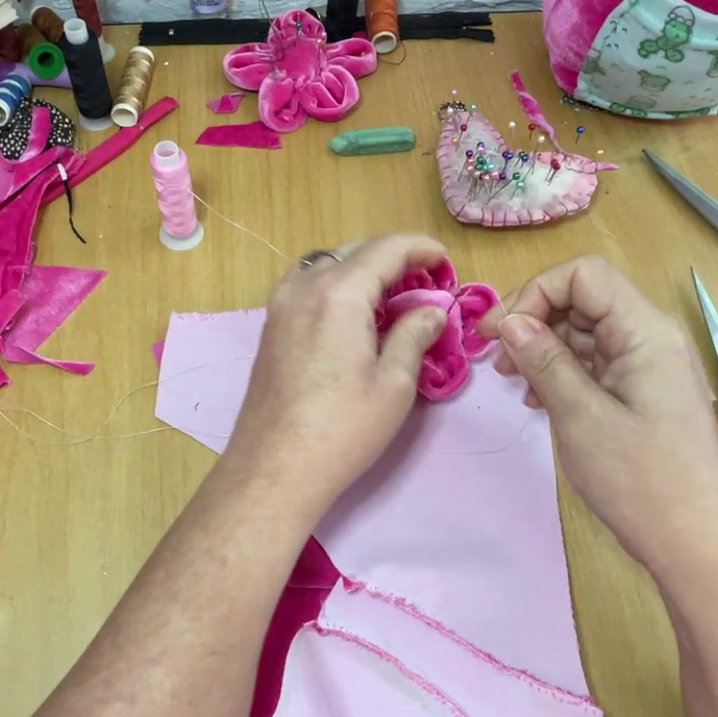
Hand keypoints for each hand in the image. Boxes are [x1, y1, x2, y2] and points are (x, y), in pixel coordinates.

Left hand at [223, 234, 451, 507]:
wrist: (274, 467)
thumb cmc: (342, 428)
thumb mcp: (394, 383)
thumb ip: (414, 335)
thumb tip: (431, 311)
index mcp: (338, 292)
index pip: (386, 248)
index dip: (422, 248)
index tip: (447, 262)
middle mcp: (303, 287)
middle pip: (355, 252)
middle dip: (394, 259)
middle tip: (426, 285)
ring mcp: (280, 305)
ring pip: (327, 265)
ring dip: (362, 271)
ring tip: (393, 299)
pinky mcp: (270, 327)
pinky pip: (308, 287)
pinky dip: (337, 287)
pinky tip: (356, 317)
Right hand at [480, 256, 717, 571]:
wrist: (692, 542)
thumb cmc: (639, 479)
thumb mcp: (581, 416)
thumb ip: (545, 361)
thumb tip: (509, 322)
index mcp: (645, 332)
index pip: (582, 275)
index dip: (533, 293)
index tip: (496, 332)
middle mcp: (650, 337)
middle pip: (582, 298)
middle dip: (533, 318)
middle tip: (497, 360)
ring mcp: (647, 365)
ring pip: (584, 330)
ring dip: (542, 346)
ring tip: (514, 381)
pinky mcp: (640, 390)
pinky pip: (593, 361)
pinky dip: (560, 369)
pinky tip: (538, 398)